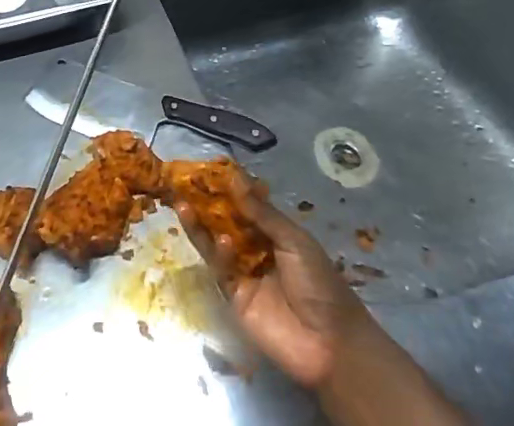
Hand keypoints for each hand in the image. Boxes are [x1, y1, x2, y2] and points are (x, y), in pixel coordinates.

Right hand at [175, 184, 372, 389]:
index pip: (245, 205)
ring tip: (183, 204)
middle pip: (224, 222)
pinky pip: (219, 268)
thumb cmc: (320, 284)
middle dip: (204, 204)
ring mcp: (242, 271)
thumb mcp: (295, 241)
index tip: (205, 169)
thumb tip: (234, 178)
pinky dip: (217, 252)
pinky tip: (221, 242)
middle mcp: (255, 248)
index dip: (227, 189)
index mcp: (275, 234)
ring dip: (199, 224)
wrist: (331, 344)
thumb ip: (262, 213)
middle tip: (181, 185)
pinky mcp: (232, 294)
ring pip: (213, 242)